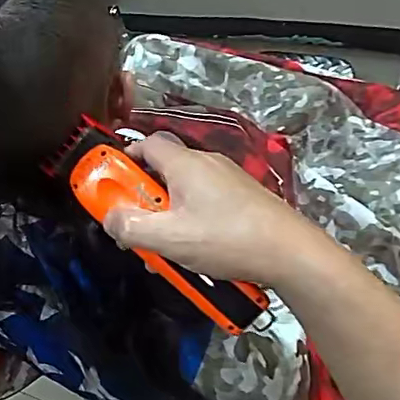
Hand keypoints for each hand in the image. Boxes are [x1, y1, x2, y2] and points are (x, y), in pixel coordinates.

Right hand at [100, 133, 332, 286]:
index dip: (123, 161)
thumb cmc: (227, 239)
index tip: (110, 186)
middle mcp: (207, 164)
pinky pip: (206, 206)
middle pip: (163, 173)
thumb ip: (131, 227)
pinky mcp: (244, 200)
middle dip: (145, 203)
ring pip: (185, 195)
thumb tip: (109, 218)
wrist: (290, 252)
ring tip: (167, 254)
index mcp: (185, 164)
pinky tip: (196, 254)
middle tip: (138, 231)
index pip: (145, 144)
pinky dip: (193, 225)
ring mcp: (228, 181)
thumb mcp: (168, 239)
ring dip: (169, 221)